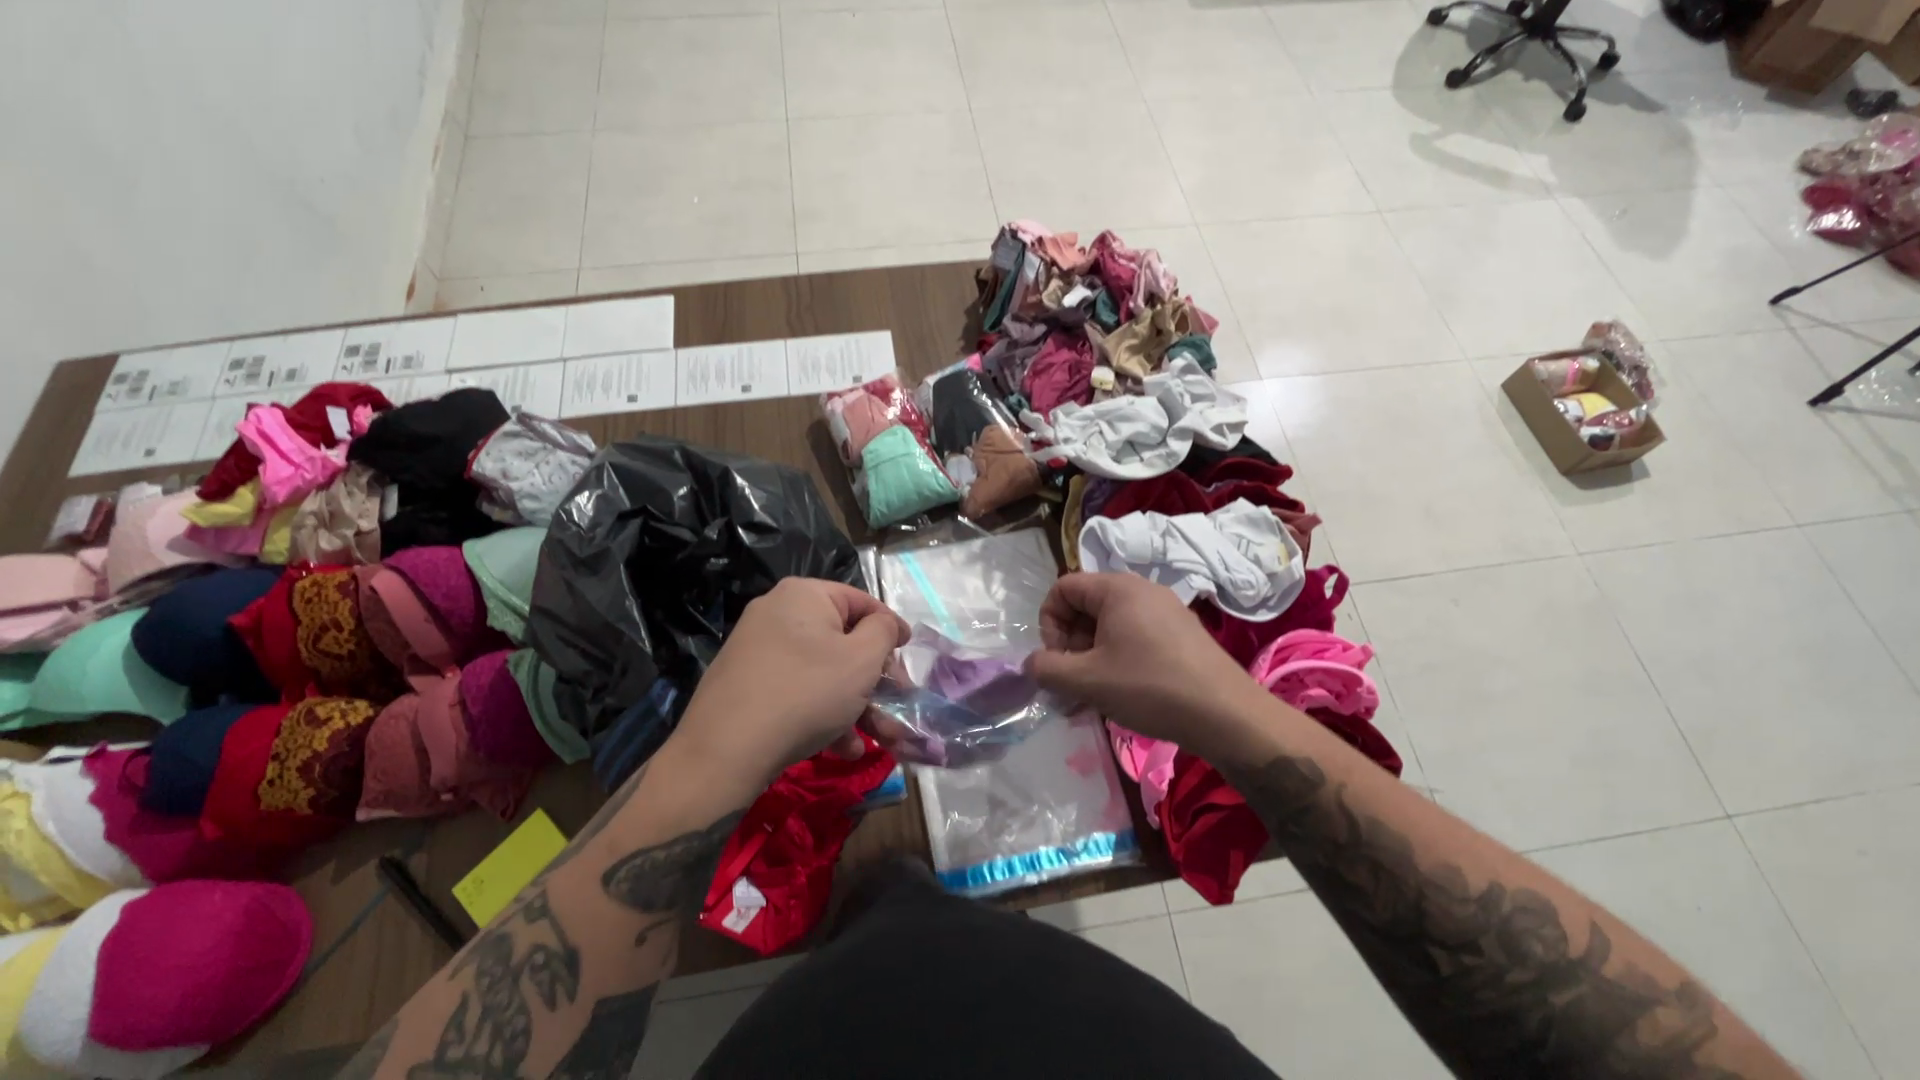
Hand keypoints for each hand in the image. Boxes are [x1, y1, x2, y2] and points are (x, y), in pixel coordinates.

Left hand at [674, 578, 908, 781]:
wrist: (726, 750)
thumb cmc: (806, 693)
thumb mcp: (862, 659)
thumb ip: (883, 633)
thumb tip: (884, 624)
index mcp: (803, 595)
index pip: (862, 602)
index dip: (891, 629)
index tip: (909, 656)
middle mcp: (777, 614)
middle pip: (842, 642)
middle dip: (876, 681)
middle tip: (897, 709)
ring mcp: (757, 651)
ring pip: (822, 673)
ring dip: (856, 706)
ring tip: (879, 740)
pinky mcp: (746, 686)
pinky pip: (797, 691)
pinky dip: (823, 715)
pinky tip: (843, 749)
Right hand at [1027, 572, 1270, 756]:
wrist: (1224, 714)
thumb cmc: (1149, 687)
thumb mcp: (1087, 680)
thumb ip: (1047, 669)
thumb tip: (1032, 663)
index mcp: (1117, 588)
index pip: (1063, 587)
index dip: (1049, 622)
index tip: (1057, 658)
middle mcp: (1142, 589)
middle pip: (1087, 604)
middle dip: (1071, 641)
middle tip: (1074, 679)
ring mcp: (1166, 610)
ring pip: (1111, 624)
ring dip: (1093, 654)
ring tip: (1096, 691)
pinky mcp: (1182, 634)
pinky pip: (1136, 635)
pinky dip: (1119, 657)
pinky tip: (1125, 691)